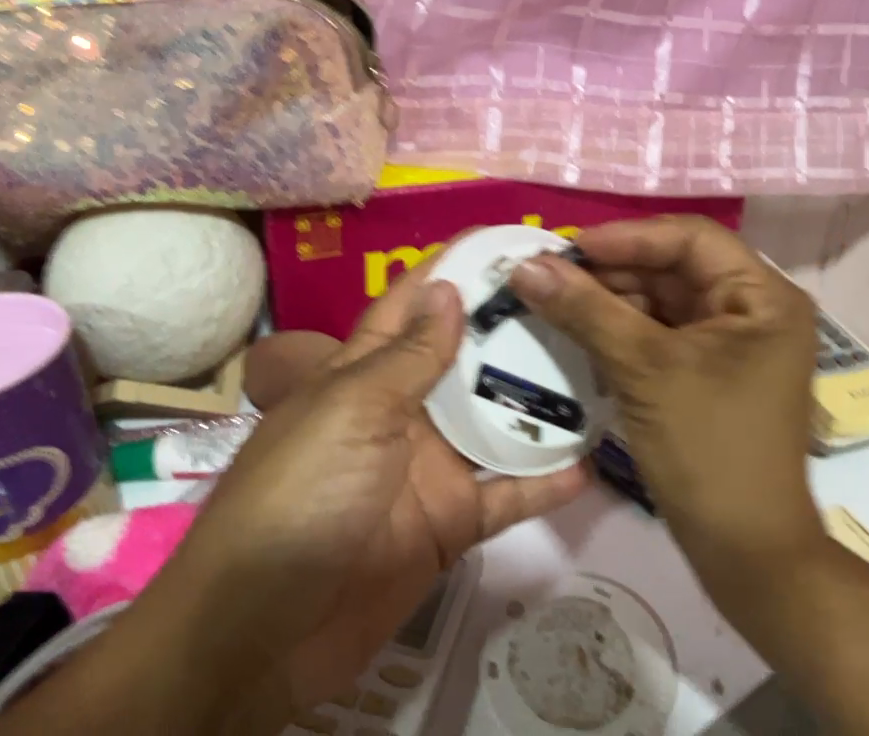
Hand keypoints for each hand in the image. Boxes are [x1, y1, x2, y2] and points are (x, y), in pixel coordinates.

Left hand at [186, 264, 586, 708]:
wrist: (268, 627)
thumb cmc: (302, 494)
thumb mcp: (351, 410)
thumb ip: (407, 356)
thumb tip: (447, 288)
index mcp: (365, 374)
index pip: (412, 307)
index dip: (452, 271)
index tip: (507, 241)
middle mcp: (402, 413)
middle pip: (466, 362)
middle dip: (513, 330)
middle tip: (580, 299)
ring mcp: (429, 470)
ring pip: (495, 426)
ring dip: (541, 403)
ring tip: (601, 368)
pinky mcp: (450, 523)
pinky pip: (506, 496)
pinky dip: (544, 484)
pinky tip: (591, 463)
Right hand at [507, 215, 824, 563]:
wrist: (746, 551)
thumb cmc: (708, 448)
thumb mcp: (644, 370)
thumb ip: (585, 310)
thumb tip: (525, 265)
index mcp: (763, 296)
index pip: (691, 238)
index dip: (627, 237)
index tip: (567, 248)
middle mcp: (755, 310)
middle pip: (675, 268)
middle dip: (613, 271)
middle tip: (550, 276)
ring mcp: (734, 344)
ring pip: (664, 302)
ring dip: (612, 301)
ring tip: (555, 302)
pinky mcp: (712, 374)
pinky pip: (663, 336)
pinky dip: (623, 332)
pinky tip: (579, 333)